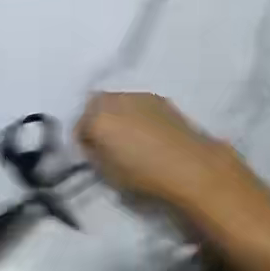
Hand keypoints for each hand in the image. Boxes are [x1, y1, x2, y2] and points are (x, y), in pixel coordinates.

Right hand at [76, 92, 235, 206]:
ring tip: (129, 136)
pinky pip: (137, 103)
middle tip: (106, 143)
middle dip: (97, 121)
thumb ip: (95, 154)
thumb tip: (94, 146)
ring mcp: (138, 95)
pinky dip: (136, 113)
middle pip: (96, 106)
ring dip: (117, 115)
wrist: (190, 164)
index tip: (91, 155)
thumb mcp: (108, 174)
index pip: (79, 127)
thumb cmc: (145, 175)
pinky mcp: (158, 97)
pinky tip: (147, 131)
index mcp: (98, 118)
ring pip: (117, 101)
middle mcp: (115, 99)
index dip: (83, 142)